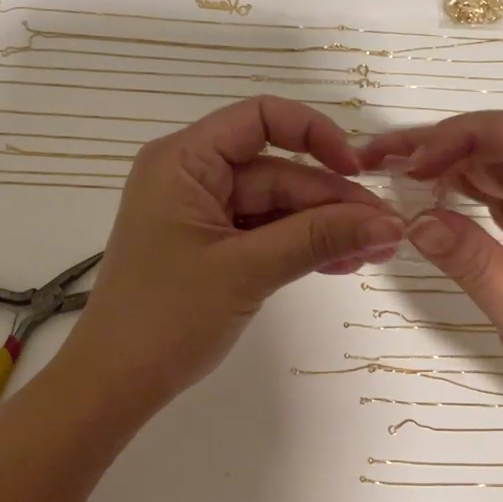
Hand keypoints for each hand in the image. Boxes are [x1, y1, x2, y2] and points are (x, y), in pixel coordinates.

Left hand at [62, 96, 405, 405]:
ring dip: (322, 228)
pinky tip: (342, 263)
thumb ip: (317, 238)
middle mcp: (191, 175)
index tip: (356, 169)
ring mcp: (201, 213)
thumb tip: (389, 222)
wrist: (113, 384)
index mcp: (183, 160)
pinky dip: (299, 246)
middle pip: (275, 170)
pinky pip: (264, 233)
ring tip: (375, 253)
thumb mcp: (247, 271)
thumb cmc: (166, 317)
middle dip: (330, 200)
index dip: (313, 133)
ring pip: (275, 205)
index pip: (258, 117)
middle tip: (386, 233)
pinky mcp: (210, 246)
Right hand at [359, 110, 502, 472]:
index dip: (465, 136)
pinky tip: (421, 199)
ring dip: (443, 162)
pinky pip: (495, 199)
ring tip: (387, 169)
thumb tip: (414, 219)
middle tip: (378, 159)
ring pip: (496, 168)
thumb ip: (479, 268)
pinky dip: (455, 192)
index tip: (413, 167)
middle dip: (442, 141)